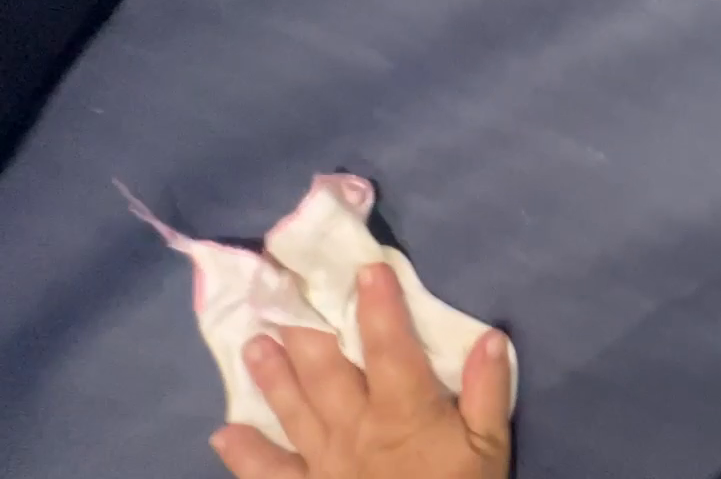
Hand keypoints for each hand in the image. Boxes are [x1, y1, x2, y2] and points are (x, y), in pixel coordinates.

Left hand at [210, 262, 512, 478]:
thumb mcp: (490, 443)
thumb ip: (489, 389)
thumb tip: (490, 336)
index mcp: (404, 411)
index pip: (390, 347)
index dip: (379, 307)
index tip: (367, 269)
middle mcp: (356, 430)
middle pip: (328, 374)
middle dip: (309, 333)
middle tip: (284, 299)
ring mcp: (324, 465)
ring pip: (294, 412)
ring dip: (273, 377)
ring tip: (254, 343)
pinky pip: (268, 474)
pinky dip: (245, 454)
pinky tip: (223, 434)